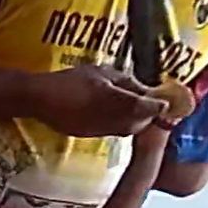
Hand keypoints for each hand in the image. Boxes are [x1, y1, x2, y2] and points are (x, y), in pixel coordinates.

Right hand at [26, 66, 166, 136]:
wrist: (38, 98)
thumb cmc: (70, 80)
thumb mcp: (102, 73)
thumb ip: (127, 83)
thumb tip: (148, 90)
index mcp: (116, 102)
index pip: (148, 108)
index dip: (160, 106)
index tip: (169, 101)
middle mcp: (110, 121)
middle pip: (139, 124)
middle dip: (147, 115)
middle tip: (149, 103)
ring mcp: (97, 130)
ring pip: (125, 130)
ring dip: (133, 121)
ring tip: (132, 109)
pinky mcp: (86, 134)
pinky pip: (110, 131)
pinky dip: (117, 124)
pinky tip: (110, 114)